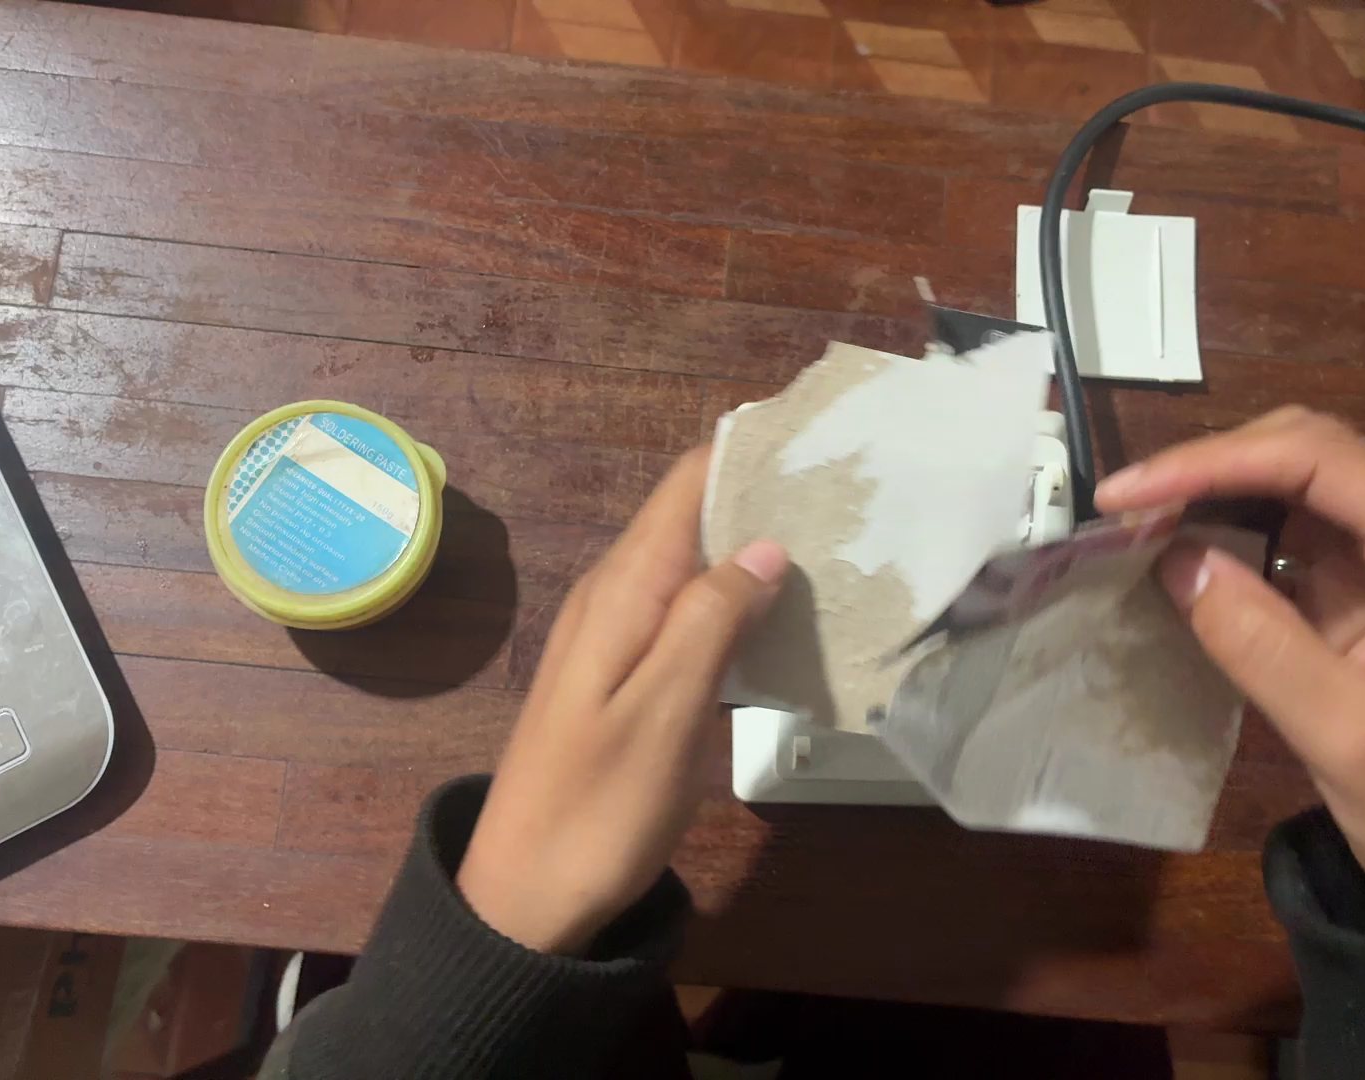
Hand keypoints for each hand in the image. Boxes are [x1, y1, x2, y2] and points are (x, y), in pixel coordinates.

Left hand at [457, 447, 787, 953]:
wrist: (526, 891)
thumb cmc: (599, 806)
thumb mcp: (664, 713)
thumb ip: (711, 619)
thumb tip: (765, 543)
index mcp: (622, 588)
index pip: (681, 487)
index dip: (739, 457)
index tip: (810, 446)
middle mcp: (613, 592)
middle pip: (687, 517)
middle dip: (755, 500)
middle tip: (838, 500)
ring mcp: (614, 630)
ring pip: (688, 563)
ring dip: (746, 549)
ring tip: (823, 544)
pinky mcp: (623, 668)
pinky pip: (682, 608)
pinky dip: (729, 599)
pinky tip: (772, 613)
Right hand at [1097, 407, 1364, 965]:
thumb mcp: (1346, 733)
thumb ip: (1256, 638)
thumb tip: (1169, 557)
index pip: (1321, 462)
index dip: (1212, 463)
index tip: (1122, 496)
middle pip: (1304, 453)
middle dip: (1204, 467)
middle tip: (1121, 507)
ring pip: (1284, 484)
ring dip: (1203, 494)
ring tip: (1131, 524)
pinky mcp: (1354, 587)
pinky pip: (1272, 533)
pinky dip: (1212, 532)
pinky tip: (1169, 550)